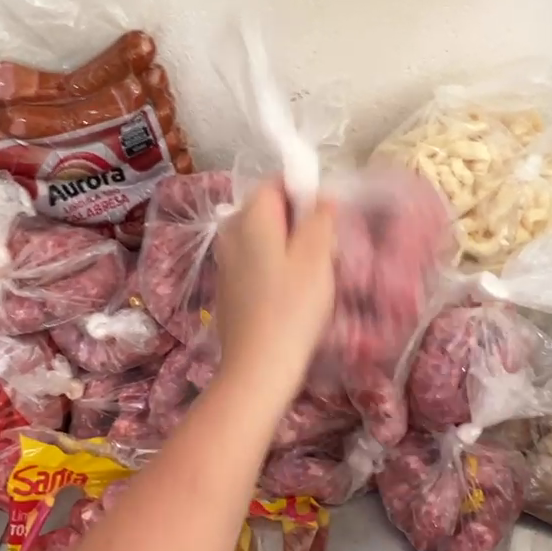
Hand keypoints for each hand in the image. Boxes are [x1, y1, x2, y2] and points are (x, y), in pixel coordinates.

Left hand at [212, 181, 335, 399]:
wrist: (257, 368)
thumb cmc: (292, 309)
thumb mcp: (317, 257)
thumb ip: (320, 218)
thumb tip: (321, 199)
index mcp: (249, 217)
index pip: (276, 182)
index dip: (305, 192)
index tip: (326, 220)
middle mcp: (229, 232)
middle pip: (270, 211)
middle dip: (299, 223)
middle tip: (325, 252)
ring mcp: (225, 262)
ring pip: (264, 239)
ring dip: (290, 249)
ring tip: (312, 278)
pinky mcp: (228, 288)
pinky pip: (256, 263)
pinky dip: (276, 270)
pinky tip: (291, 297)